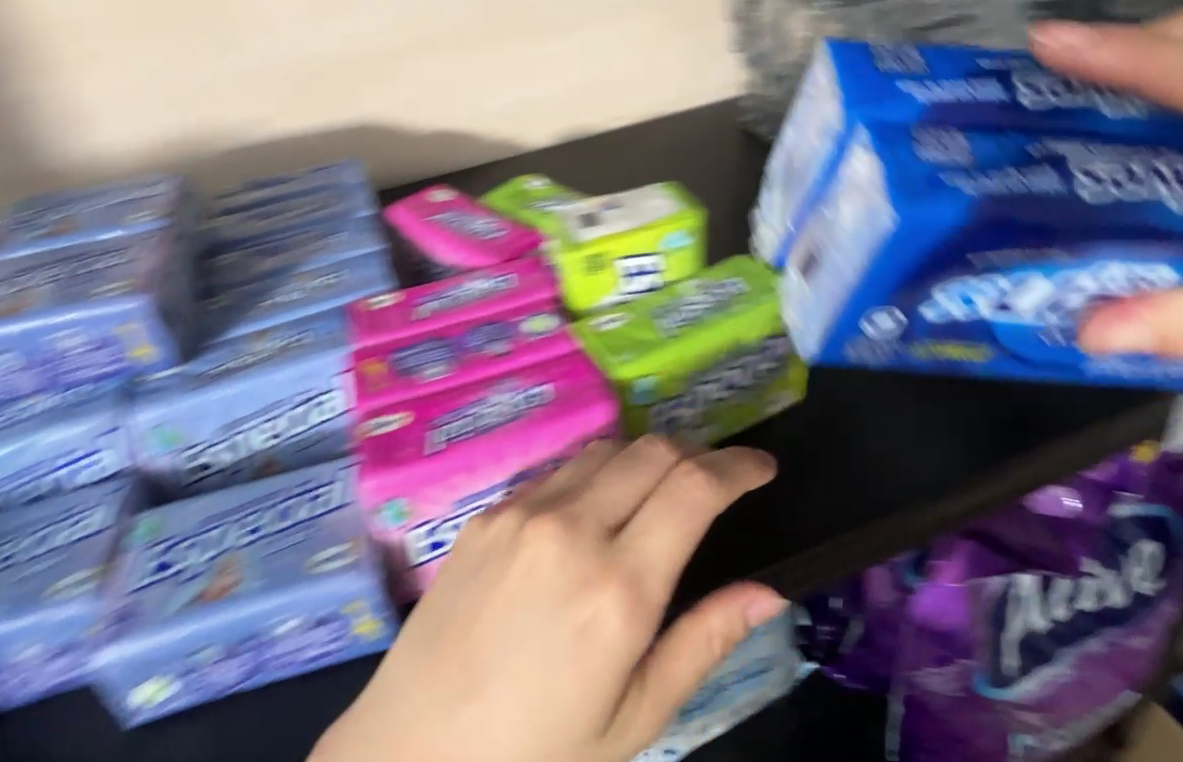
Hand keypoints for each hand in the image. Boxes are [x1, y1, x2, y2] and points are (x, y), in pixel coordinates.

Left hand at [311, 437, 783, 761]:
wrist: (417, 740)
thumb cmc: (537, 746)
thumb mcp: (635, 717)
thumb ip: (703, 643)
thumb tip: (766, 590)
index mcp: (619, 587)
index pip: (695, 488)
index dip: (739, 467)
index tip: (763, 468)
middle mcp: (571, 530)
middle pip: (654, 450)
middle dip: (699, 453)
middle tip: (718, 480)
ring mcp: (523, 513)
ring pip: (605, 450)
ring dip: (646, 457)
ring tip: (661, 489)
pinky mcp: (487, 513)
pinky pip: (558, 471)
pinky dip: (594, 474)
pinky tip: (594, 510)